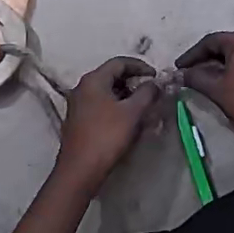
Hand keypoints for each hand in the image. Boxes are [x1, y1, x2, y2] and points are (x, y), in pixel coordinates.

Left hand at [54, 57, 160, 195]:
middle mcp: (82, 88)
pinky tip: (127, 119)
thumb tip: (155, 83)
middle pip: (112, 75)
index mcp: (93, 80)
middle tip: (151, 91)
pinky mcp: (78, 120)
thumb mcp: (133, 112)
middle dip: (134, 81)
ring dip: (126, 95)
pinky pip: (100, 104)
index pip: (119, 63)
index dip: (140, 66)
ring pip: (106, 91)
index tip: (155, 76)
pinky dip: (116, 106)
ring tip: (142, 106)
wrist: (80, 169)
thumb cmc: (107, 136)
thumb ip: (147, 93)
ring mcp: (78, 104)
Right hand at [175, 31, 233, 131]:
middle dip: (202, 59)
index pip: (209, 41)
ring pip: (232, 54)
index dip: (191, 54)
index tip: (178, 67)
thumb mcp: (216, 88)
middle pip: (222, 45)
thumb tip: (180, 74)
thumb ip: (195, 77)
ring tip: (199, 78)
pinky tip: (218, 81)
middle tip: (187, 72)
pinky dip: (228, 69)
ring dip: (215, 65)